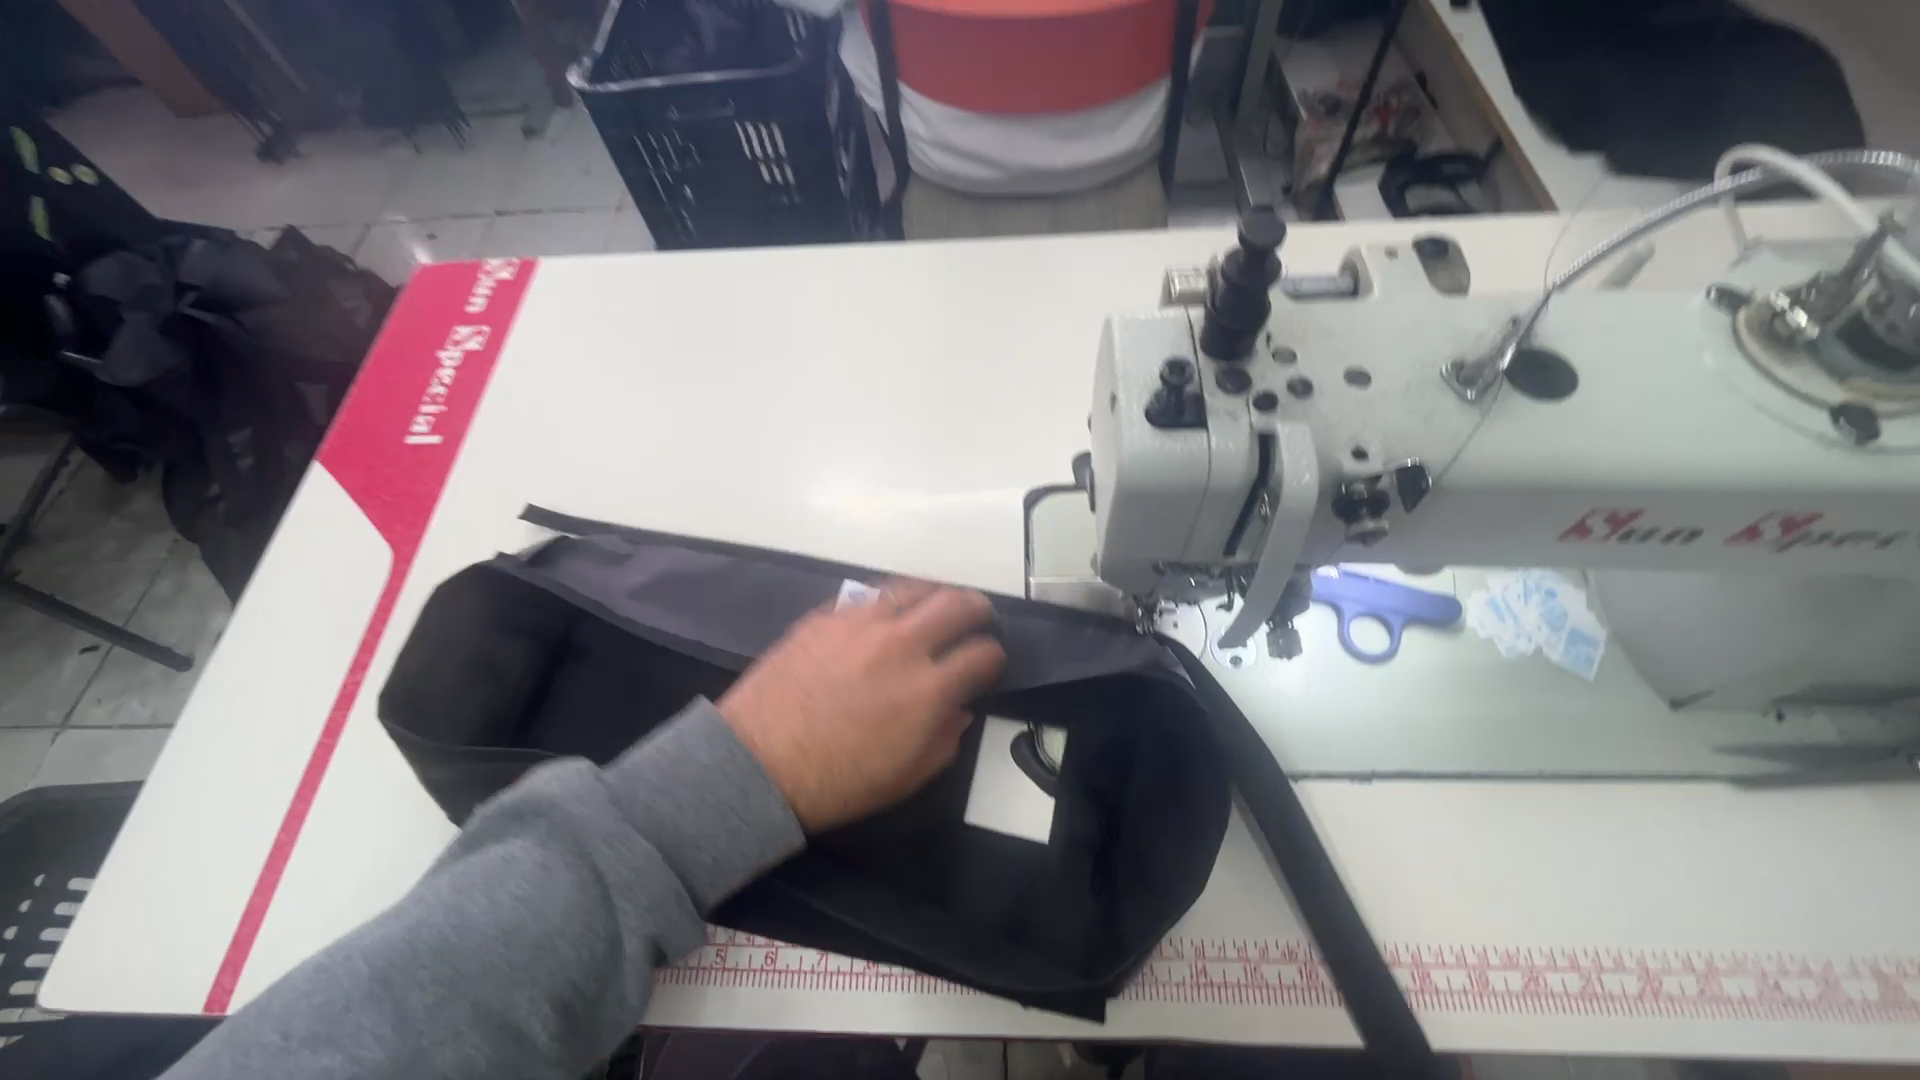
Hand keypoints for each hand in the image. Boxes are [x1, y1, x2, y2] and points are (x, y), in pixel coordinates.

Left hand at [717, 579, 1006, 831]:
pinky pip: (871, 596)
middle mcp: (902, 645)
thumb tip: (960, 708)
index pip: (982, 654)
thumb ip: (946, 739)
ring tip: (936, 603)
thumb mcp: (907, 777)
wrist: (758, 763)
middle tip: (977, 615)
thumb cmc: (837, 782)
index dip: (994, 656)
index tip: (988, 662)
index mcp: (929, 690)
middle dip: (976, 608)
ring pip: (914, 587)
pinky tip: (887, 614)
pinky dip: (890, 602)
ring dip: (935, 594)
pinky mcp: (827, 615)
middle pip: (956, 604)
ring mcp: (862, 624)